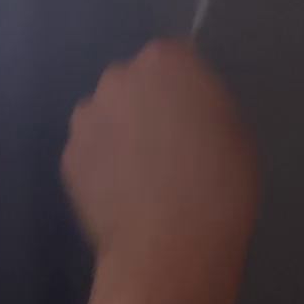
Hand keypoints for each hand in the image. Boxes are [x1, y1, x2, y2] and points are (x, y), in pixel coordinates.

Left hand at [63, 39, 257, 290]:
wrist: (171, 247)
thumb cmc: (221, 184)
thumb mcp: (235, 128)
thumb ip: (206, 101)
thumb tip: (187, 104)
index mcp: (166, 60)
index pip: (175, 56)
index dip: (186, 84)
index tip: (196, 112)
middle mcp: (118, 77)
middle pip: (135, 80)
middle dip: (148, 101)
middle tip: (170, 142)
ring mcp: (87, 117)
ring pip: (107, 114)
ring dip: (120, 130)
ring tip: (142, 172)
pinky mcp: (68, 156)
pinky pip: (91, 149)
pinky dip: (102, 163)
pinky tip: (123, 193)